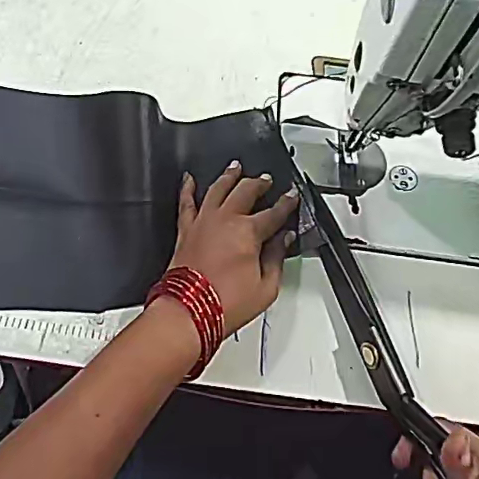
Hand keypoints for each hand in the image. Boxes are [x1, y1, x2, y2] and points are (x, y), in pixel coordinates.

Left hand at [168, 162, 298, 334]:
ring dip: (229, 176)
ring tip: (236, 167)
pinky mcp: (186, 230)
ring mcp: (203, 222)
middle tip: (267, 180)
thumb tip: (282, 243)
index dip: (286, 203)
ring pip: (218, 188)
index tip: (292, 197)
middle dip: (260, 183)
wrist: (188, 311)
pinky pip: (186, 202)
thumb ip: (276, 259)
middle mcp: (225, 220)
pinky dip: (187, 189)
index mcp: (249, 232)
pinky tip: (188, 180)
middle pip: (246, 191)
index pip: (274, 212)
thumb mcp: (266, 287)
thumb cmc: (223, 303)